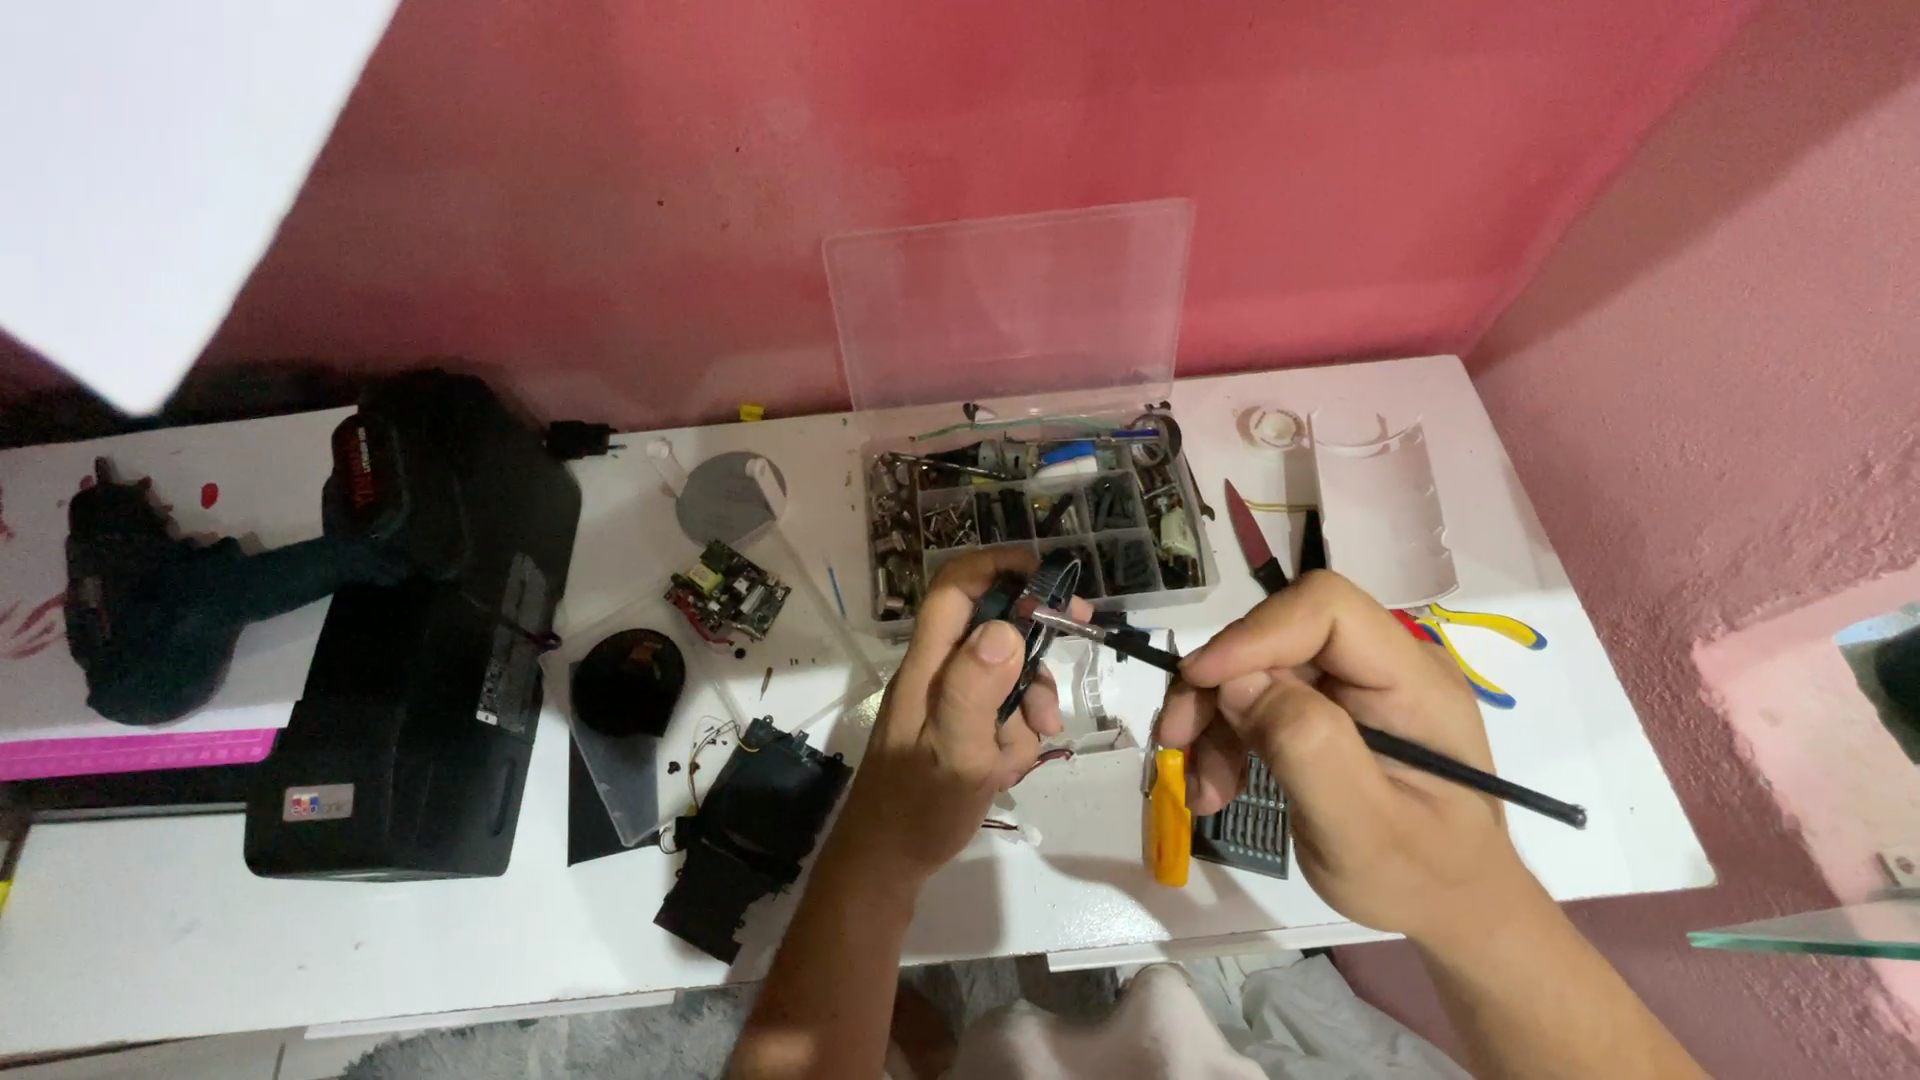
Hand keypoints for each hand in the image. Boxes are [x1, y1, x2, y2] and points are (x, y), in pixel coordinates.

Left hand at [826, 549, 1087, 883]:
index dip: (998, 565)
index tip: (1049, 575)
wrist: (889, 863)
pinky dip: (1018, 732)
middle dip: (1036, 632)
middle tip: (1079, 632)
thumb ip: (974, 689)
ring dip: (1032, 697)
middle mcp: (939, 670)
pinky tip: (1009, 766)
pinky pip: (1005, 712)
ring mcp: (952, 700)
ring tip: (1037, 734)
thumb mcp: (953, 751)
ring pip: (1008, 670)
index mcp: (929, 663)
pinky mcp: (963, 729)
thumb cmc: (917, 807)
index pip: (956, 586)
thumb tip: (1004, 628)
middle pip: (993, 622)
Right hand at [1159, 571, 1536, 942]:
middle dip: (1216, 688)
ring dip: (1212, 722)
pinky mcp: (1327, 707)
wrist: (1453, 911)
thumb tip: (1235, 681)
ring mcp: (1353, 685)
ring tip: (1201, 789)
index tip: (1198, 681)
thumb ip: (1308, 747)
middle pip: (1276, 640)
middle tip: (1175, 742)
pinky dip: (1224, 738)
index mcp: (1413, 681)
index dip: (1256, 634)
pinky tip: (1216, 787)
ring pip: (1254, 670)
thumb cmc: (1422, 880)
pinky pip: (1256, 699)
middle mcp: (1382, 665)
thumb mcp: (1362, 831)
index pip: (1327, 611)